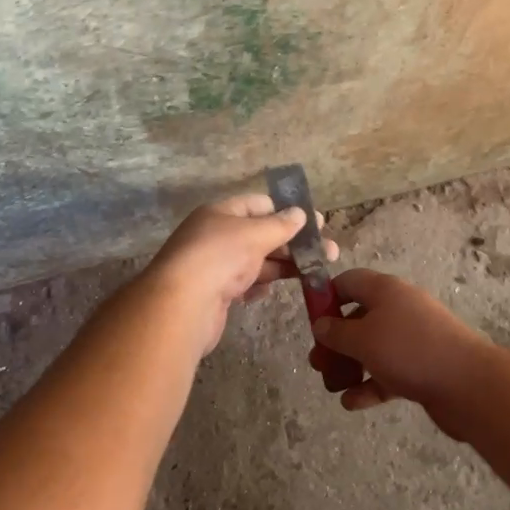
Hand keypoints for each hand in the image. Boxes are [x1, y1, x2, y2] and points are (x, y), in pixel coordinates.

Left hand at [139, 194, 338, 354]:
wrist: (181, 305)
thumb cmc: (219, 257)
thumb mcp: (254, 234)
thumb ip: (280, 224)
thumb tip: (300, 213)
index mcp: (221, 213)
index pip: (258, 204)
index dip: (287, 211)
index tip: (317, 223)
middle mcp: (216, 235)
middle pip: (260, 234)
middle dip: (294, 243)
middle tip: (329, 252)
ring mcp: (214, 265)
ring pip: (256, 261)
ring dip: (283, 265)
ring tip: (315, 273)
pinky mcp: (215, 294)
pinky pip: (244, 284)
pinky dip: (259, 286)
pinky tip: (272, 291)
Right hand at [309, 269, 492, 436]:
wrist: (467, 383)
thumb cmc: (409, 350)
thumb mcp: (363, 338)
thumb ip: (337, 332)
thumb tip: (320, 324)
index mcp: (385, 290)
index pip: (349, 281)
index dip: (327, 296)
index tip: (311, 318)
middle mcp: (399, 309)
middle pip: (359, 318)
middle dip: (336, 340)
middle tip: (318, 362)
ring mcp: (413, 339)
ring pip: (373, 348)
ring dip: (350, 365)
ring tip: (331, 385)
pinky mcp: (422, 367)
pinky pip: (388, 372)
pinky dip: (370, 386)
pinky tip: (352, 403)